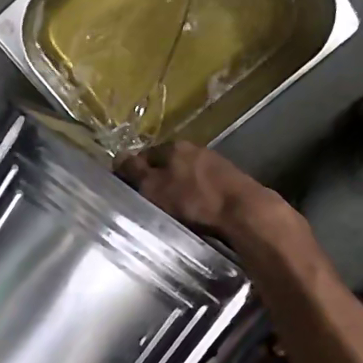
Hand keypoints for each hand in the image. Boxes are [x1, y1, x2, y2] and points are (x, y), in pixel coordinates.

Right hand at [116, 141, 284, 237]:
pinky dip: (196, 200)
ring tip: (170, 213)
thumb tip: (118, 157)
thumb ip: (135, 172)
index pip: (144, 155)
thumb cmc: (193, 199)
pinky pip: (203, 189)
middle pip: (167, 165)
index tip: (128, 192)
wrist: (244, 211)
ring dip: (178, 191)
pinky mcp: (230, 183)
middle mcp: (195, 149)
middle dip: (156, 182)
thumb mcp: (154, 187)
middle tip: (147, 205)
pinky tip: (195, 215)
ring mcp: (216, 165)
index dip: (133, 172)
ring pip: (186, 177)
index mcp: (173, 146)